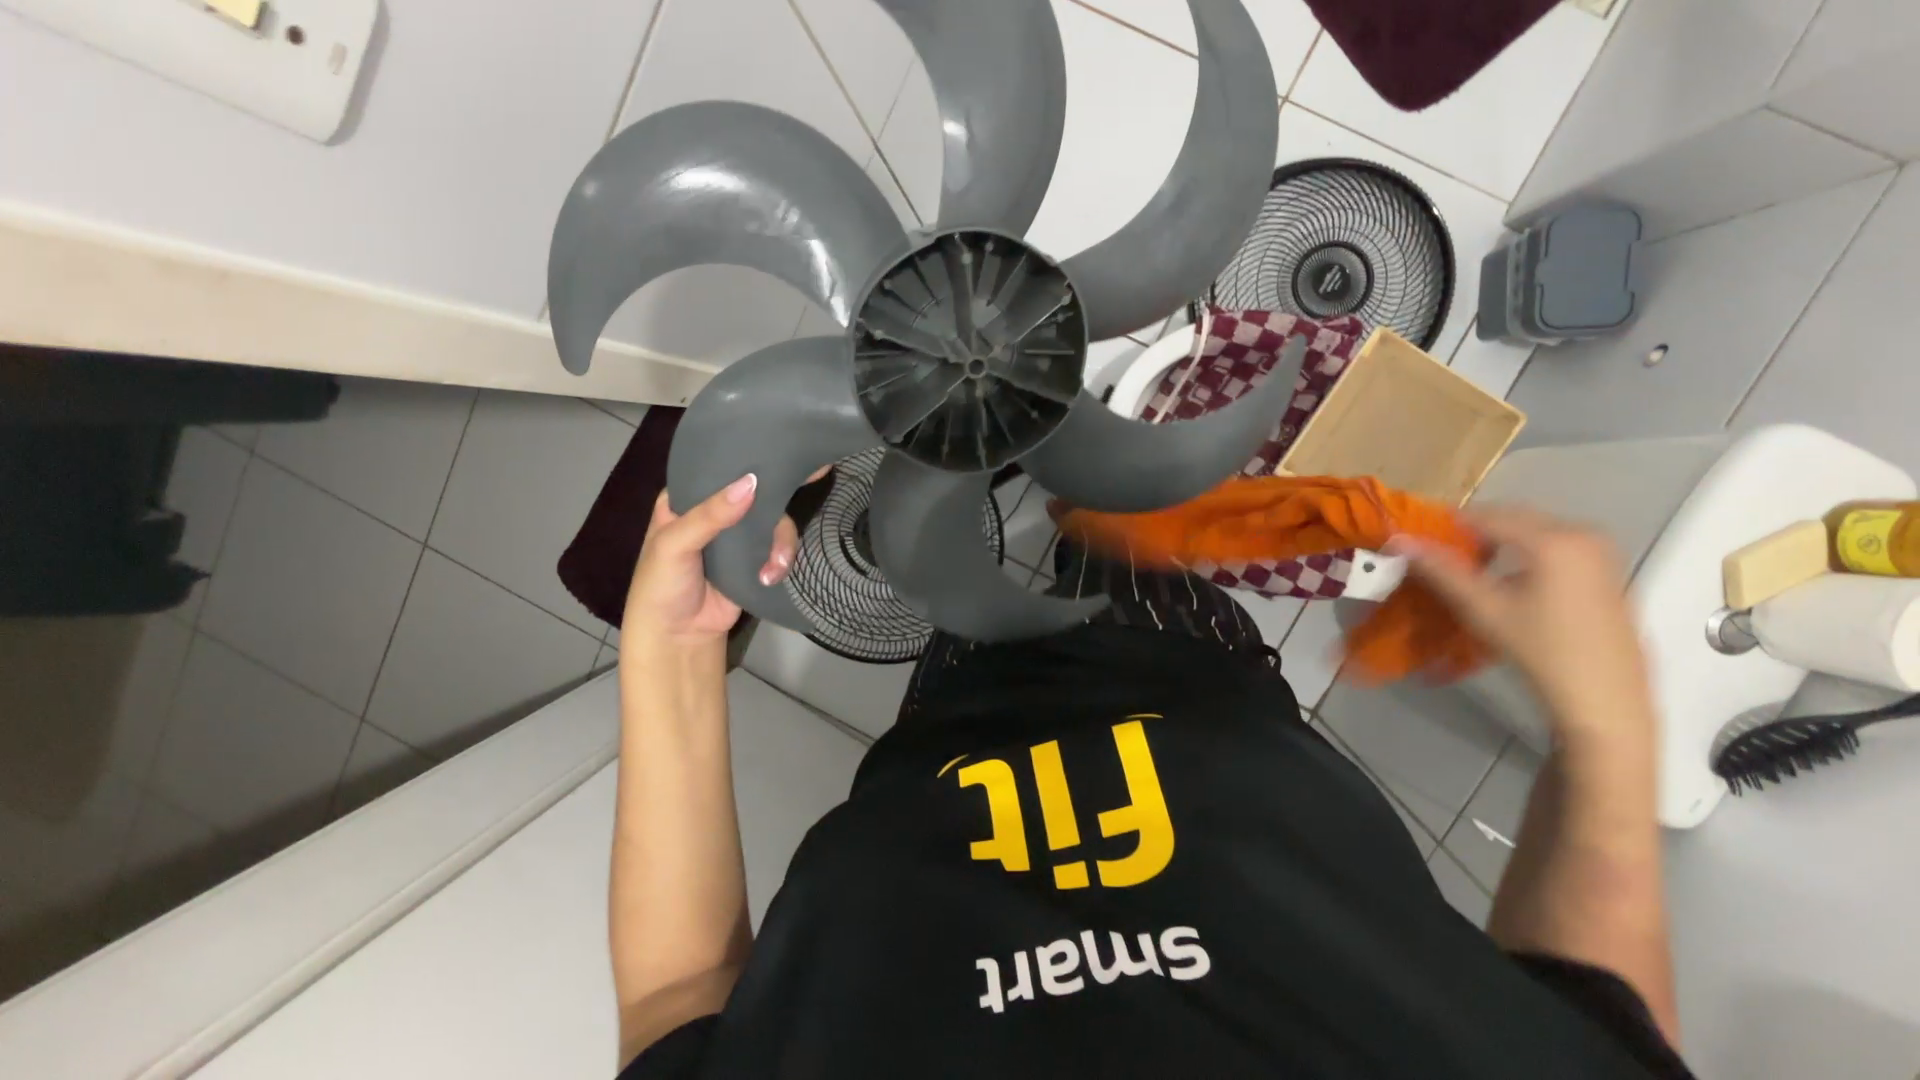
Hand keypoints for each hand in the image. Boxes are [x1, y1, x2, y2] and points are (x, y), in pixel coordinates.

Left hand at [623, 474, 800, 651]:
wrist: (677, 638)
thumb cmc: (661, 584)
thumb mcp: (675, 544)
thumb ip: (710, 514)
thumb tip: (752, 483)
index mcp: (686, 499)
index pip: (718, 468)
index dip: (745, 460)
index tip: (776, 454)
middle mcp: (714, 512)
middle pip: (755, 492)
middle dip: (774, 504)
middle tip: (791, 507)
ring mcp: (736, 536)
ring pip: (772, 522)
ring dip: (780, 542)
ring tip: (773, 567)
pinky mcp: (753, 559)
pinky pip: (777, 548)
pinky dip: (780, 559)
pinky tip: (770, 576)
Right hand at [1400, 507, 1654, 744]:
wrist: (1606, 698)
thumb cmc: (1540, 652)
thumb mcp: (1484, 609)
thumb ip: (1441, 570)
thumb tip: (1399, 540)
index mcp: (1553, 539)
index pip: (1486, 515)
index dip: (1447, 524)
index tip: (1417, 540)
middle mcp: (1582, 532)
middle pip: (1513, 518)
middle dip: (1474, 532)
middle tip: (1441, 557)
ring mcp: (1601, 550)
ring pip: (1534, 531)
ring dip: (1500, 542)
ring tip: (1473, 571)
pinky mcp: (1607, 569)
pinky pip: (1556, 544)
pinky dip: (1526, 553)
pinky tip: (1511, 582)